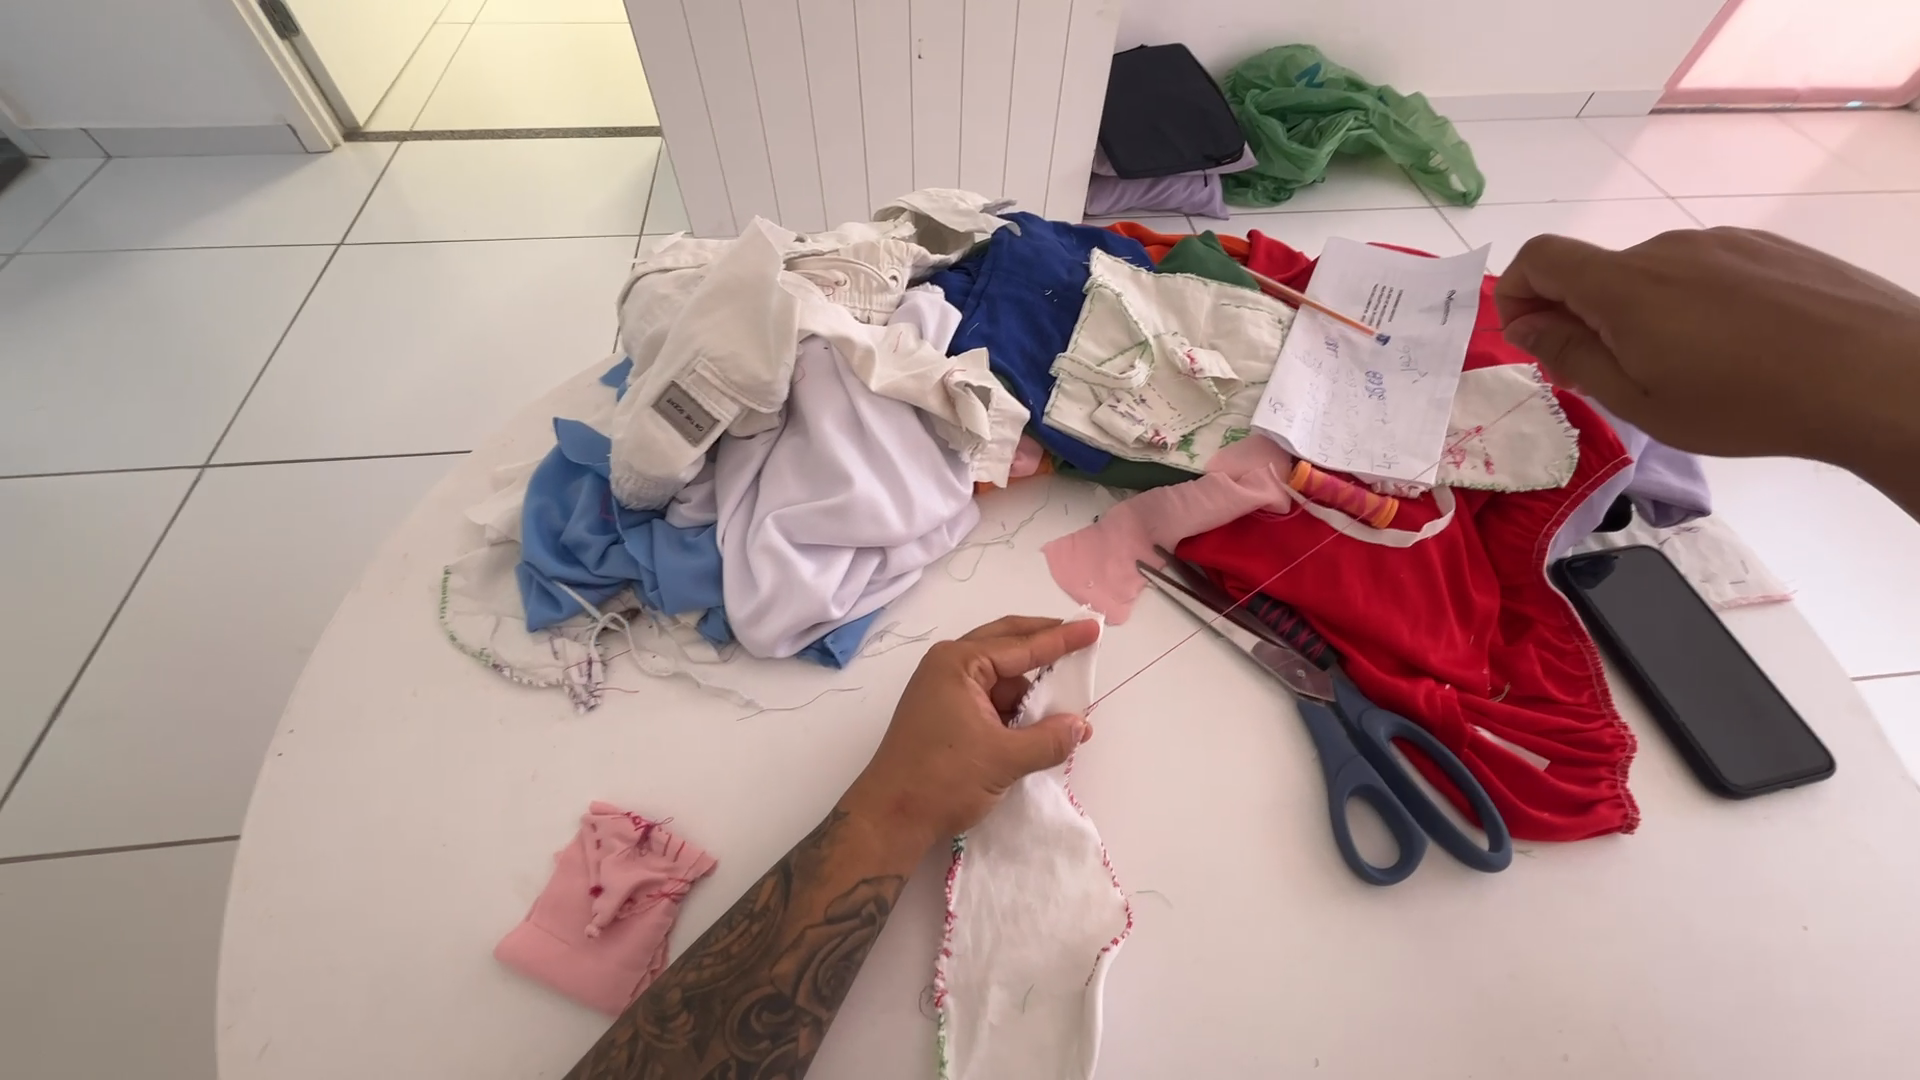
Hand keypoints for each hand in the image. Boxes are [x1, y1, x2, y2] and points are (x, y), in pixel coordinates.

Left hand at [840, 616, 1101, 851]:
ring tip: (1066, 703)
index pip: (1020, 645)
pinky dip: (1014, 708)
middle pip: (1006, 645)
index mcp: (958, 663)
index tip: (1092, 628)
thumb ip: (1049, 739)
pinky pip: (989, 698)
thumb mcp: (1004, 759)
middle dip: (1043, 645)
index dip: (1060, 638)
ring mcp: (944, 690)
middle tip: (1080, 640)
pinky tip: (1039, 725)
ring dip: (1030, 687)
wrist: (891, 818)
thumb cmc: (942, 779)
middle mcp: (948, 666)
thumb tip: (1080, 726)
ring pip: (999, 676)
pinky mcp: (944, 713)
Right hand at [1495, 227, 1919, 471]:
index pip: (1539, 258)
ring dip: (1630, 315)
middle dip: (1574, 318)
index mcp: (1625, 285)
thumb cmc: (1741, 401)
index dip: (1515, 293)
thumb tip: (1526, 324)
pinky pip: (1697, 271)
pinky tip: (1724, 346)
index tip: (1530, 339)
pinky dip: (1681, 304)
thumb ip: (1568, 352)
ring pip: (1645, 276)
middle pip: (1592, 273)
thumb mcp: (1632, 397)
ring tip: (1671, 366)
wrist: (1888, 380)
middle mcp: (1669, 248)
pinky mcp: (1770, 250)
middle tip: (1600, 376)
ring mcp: (1725, 243)